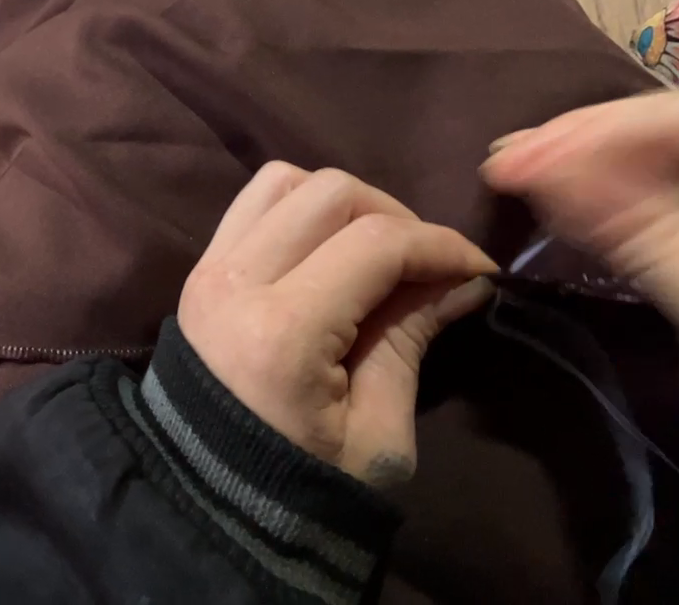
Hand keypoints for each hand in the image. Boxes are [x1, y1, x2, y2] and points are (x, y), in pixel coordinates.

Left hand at [177, 163, 496, 486]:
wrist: (207, 498)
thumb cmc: (301, 484)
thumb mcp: (377, 433)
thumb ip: (410, 339)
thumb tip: (462, 278)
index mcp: (282, 331)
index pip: (373, 244)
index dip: (438, 244)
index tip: (478, 268)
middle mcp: (235, 280)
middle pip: (328, 193)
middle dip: (395, 215)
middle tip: (427, 263)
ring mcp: (207, 266)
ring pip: (284, 181)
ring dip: (341, 202)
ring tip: (376, 249)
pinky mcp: (199, 266)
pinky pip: (253, 202)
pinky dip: (299, 205)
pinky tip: (329, 246)